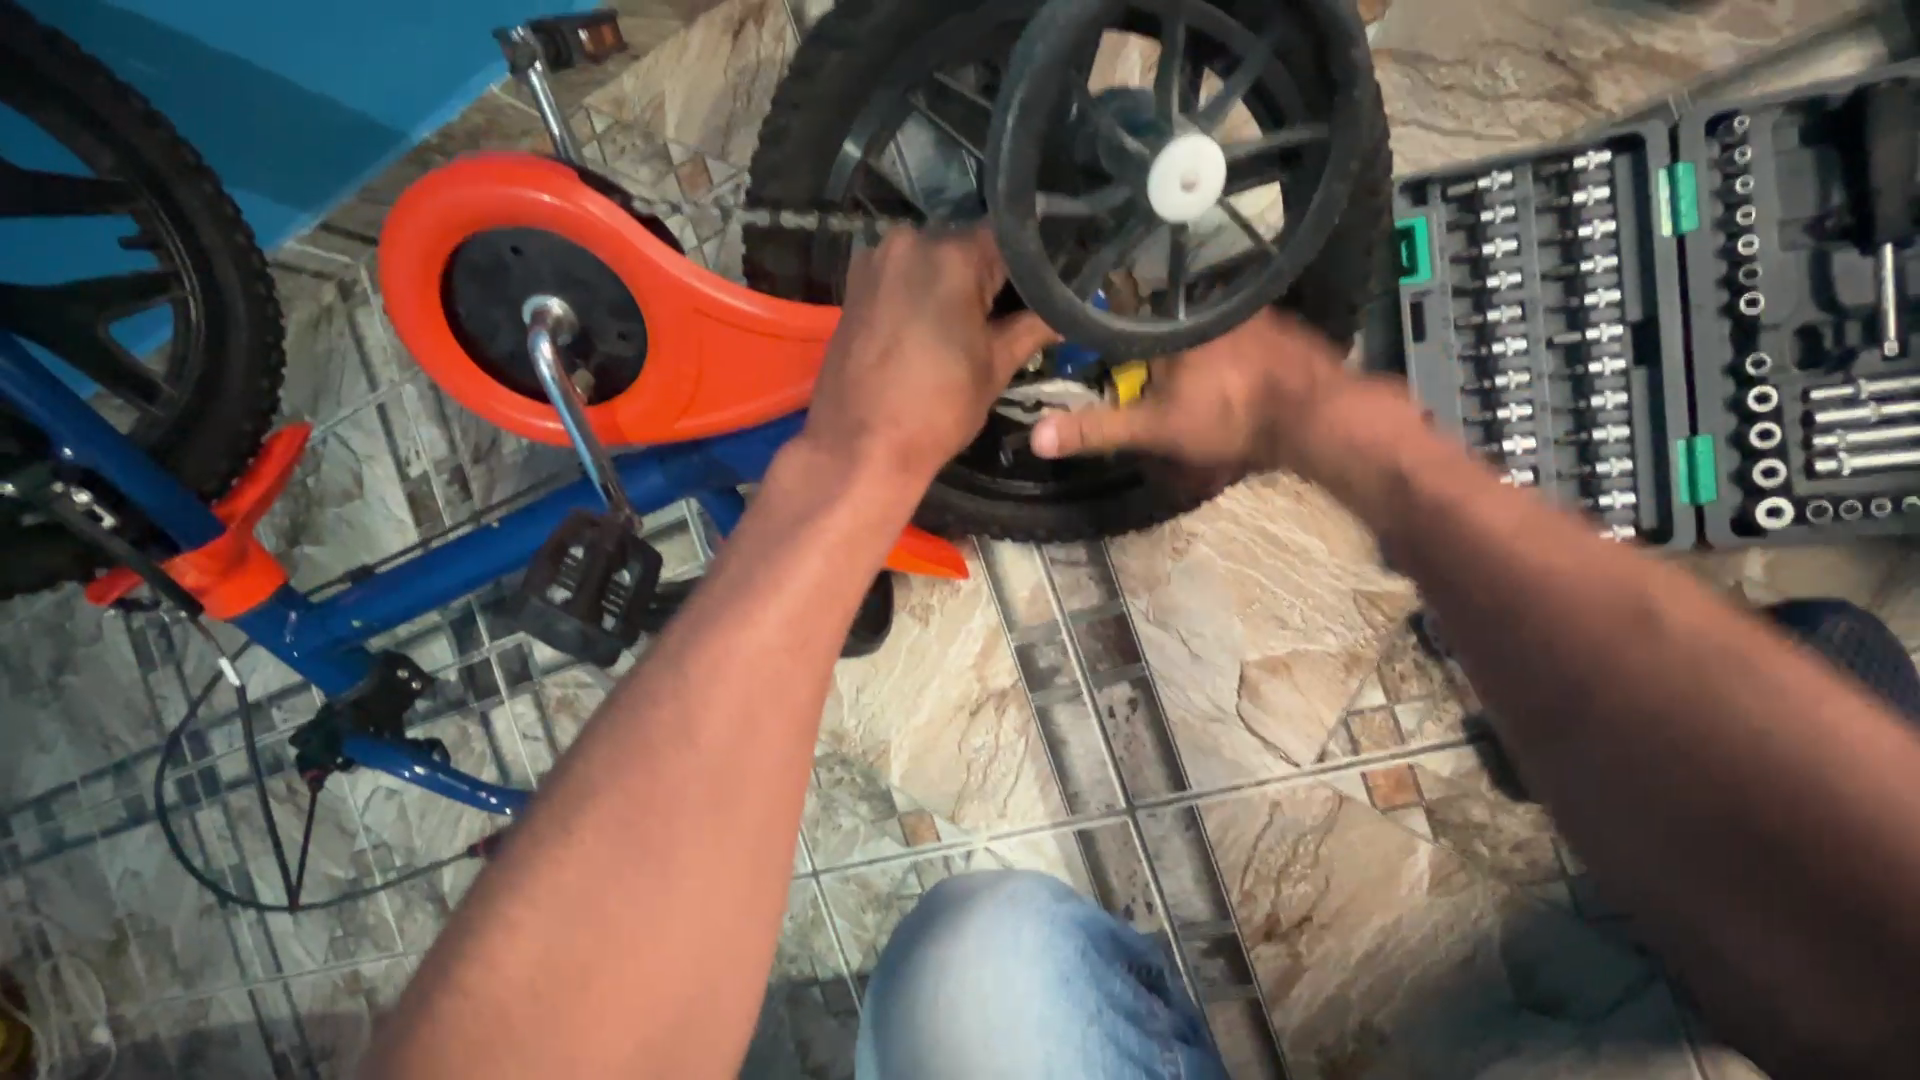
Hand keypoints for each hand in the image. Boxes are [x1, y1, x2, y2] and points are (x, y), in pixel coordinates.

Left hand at [801, 226, 1057, 482]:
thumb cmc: (936, 409)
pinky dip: (923, 293)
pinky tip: (937, 326)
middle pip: (967, 246)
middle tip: (1015, 311)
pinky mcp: (854, 285)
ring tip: (975, 323)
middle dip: (992, 275)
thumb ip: (1031, 329)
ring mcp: (876, 261)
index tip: (1050, 286)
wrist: (860, 446)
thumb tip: (1065, 313)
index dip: (1034, 264)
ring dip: (955, 284)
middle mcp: (909, 241)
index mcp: (951, 254)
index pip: (1011, 239)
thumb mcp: (995, 368)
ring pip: (933, 260)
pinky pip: (903, 276)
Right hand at [1028, 309, 1405, 482]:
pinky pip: (1233, 323)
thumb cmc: (1229, 415)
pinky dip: (1221, 336)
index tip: (1084, 320)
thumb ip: (1097, 429)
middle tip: (1133, 350)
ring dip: (1185, 329)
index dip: (1101, 311)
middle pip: (1162, 307)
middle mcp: (1205, 302)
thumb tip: (1036, 437)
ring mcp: (1245, 310)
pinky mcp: (1275, 324)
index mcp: (1168, 319)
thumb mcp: (1154, 428)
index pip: (1120, 300)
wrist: (1316, 416)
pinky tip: (1221, 360)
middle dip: (1146, 322)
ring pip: (1200, 313)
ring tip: (1171, 354)